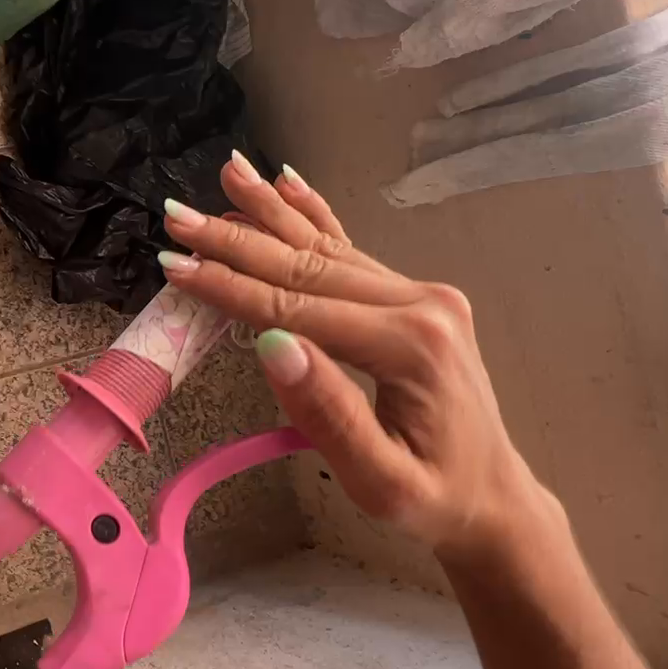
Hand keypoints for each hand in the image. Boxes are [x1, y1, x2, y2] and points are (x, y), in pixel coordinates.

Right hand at [156, 153, 562, 567]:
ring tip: (228, 169)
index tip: (174, 265)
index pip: (297, 308)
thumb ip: (328, 412)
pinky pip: (349, 250)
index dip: (230, 288)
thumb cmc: (432, 499)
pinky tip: (289, 182)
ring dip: (268, 211)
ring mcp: (417, 294)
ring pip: (324, 246)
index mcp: (409, 345)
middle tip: (176, 214)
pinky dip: (314, 214)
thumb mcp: (381, 480)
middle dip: (234, 238)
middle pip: (305, 264)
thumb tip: (270, 344)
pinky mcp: (411, 298)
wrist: (493, 497)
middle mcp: (417, 304)